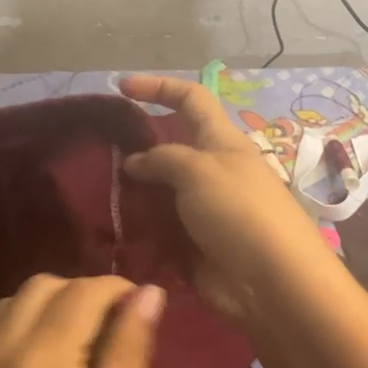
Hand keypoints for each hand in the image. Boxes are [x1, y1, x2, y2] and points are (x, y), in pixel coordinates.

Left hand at [0, 275, 163, 367]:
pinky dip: (8, 328)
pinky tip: (31, 357)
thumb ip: (131, 346)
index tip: (139, 303)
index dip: (116, 289)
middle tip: (111, 325)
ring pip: (6, 305)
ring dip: (43, 308)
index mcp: (38, 362)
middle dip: (80, 295)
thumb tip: (148, 291)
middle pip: (40, 288)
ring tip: (73, 342)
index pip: (81, 293)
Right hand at [119, 75, 334, 319]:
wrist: (271, 282)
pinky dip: (137, 228)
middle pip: (169, 147)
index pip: (190, 99)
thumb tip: (135, 162)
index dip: (158, 87)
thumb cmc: (239, 211)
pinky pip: (157, 228)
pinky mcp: (193, 244)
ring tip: (96, 194)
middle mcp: (212, 170)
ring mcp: (202, 209)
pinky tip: (110, 228)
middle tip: (97, 154)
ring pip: (158, 190)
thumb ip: (162, 158)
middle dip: (135, 147)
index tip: (121, 86)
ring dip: (131, 192)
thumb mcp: (198, 170)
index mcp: (221, 141)